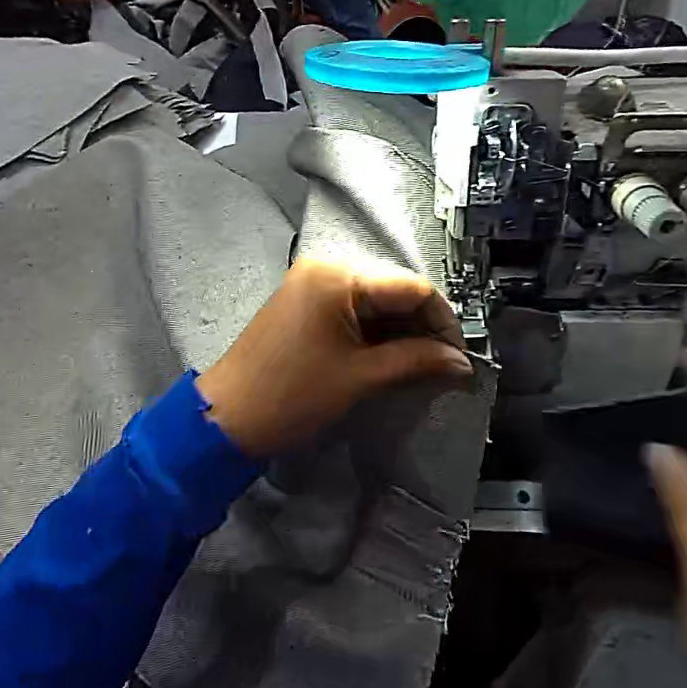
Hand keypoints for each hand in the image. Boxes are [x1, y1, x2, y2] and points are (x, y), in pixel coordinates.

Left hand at [197, 258, 472, 456]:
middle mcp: (327, 267)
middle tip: (444, 361)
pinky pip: (356, 308)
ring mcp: (314, 283)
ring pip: (379, 300)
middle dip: (424, 326)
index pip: (412, 288)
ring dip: (403, 330)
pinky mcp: (307, 301)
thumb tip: (461, 363)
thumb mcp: (361, 376)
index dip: (442, 320)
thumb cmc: (291, 395)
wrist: (225, 420)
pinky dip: (378, 331)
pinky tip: (394, 354)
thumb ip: (417, 360)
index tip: (458, 353)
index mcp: (339, 277)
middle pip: (396, 290)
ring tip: (423, 362)